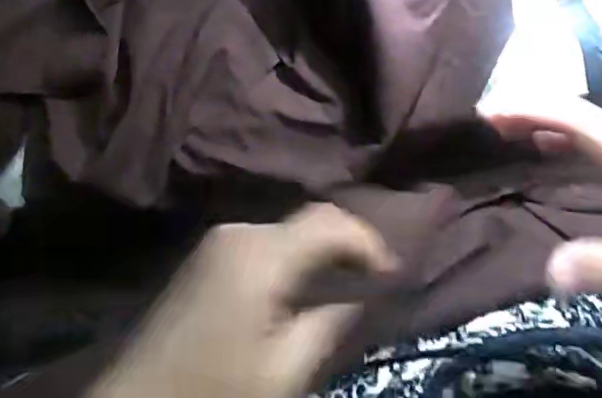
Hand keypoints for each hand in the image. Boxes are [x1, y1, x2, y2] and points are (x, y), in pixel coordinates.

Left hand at [91, 204, 397, 397]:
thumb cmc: (213, 391)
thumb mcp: (281, 374)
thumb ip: (326, 326)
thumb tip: (359, 296)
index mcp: (260, 252)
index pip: (327, 221)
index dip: (367, 240)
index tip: (394, 272)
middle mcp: (240, 230)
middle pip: (306, 221)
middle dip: (345, 243)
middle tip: (376, 276)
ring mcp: (219, 239)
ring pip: (285, 231)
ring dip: (317, 251)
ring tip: (346, 280)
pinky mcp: (206, 255)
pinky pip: (263, 243)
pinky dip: (291, 257)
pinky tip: (302, 286)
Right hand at [481, 95, 601, 345]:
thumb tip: (546, 266)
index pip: (574, 116)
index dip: (527, 108)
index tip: (486, 113)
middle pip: (576, 112)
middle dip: (528, 109)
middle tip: (485, 122)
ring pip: (587, 125)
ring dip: (545, 123)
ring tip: (505, 133)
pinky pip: (599, 144)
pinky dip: (566, 141)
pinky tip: (551, 155)